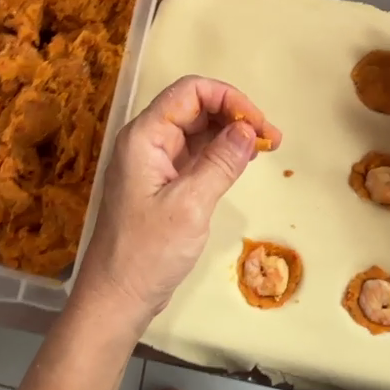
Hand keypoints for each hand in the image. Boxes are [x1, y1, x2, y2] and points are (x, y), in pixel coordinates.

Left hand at [73, 76, 280, 328]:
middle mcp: (147, 140)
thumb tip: (248, 129)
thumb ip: (220, 163)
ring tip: (265, 147)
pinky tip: (243, 161)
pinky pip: (195, 153)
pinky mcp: (163, 181)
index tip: (259, 124)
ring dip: (230, 132)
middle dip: (234, 114)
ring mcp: (154, 161)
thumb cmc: (147, 252)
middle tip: (272, 138)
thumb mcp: (190, 205)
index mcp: (145, 136)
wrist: (117, 296)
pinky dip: (221, 152)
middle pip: (194, 106)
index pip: (189, 92)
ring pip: (197, 129)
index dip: (228, 98)